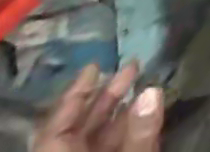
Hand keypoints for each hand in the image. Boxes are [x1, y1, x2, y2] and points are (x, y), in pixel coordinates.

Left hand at [33, 62, 163, 151]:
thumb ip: (139, 133)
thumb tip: (153, 89)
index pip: (56, 128)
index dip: (74, 96)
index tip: (95, 66)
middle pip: (75, 130)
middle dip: (104, 97)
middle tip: (132, 66)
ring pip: (91, 139)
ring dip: (117, 110)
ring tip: (145, 82)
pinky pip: (103, 148)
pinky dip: (122, 130)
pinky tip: (144, 111)